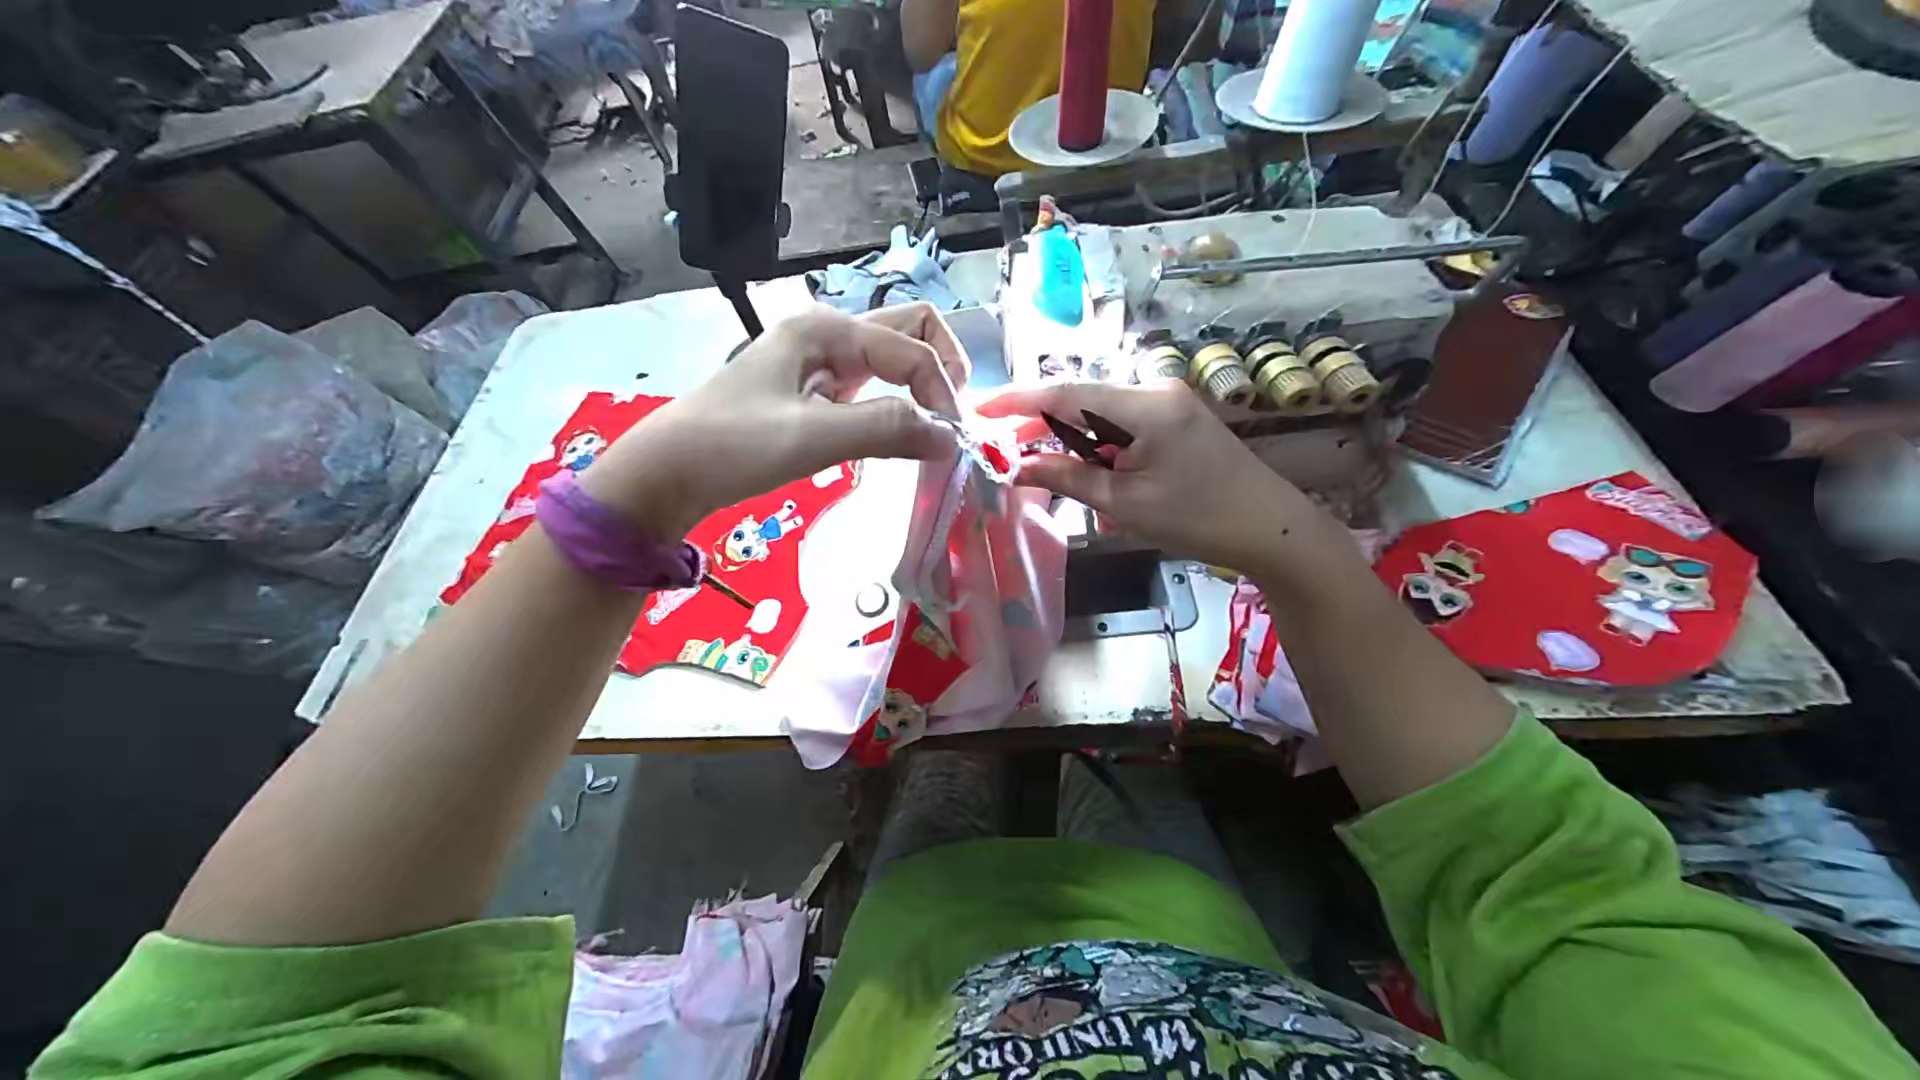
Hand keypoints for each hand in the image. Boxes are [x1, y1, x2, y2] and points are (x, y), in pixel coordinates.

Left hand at [581, 304, 968, 539]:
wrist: (668, 473)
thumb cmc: (732, 446)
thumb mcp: (813, 436)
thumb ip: (887, 430)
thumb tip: (951, 438)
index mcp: (828, 329)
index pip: (913, 349)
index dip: (941, 393)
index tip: (951, 445)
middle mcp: (829, 336)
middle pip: (911, 332)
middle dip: (942, 371)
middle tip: (952, 422)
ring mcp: (821, 364)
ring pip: (893, 361)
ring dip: (921, 389)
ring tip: (933, 434)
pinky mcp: (815, 394)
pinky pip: (872, 390)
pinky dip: (896, 409)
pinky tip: (896, 439)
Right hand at [976, 380, 1353, 583]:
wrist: (1270, 528)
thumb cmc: (1197, 518)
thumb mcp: (1125, 502)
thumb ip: (1067, 477)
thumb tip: (1018, 467)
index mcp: (1145, 406)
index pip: (1067, 395)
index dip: (1019, 401)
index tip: (981, 409)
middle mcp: (1156, 392)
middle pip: (1082, 403)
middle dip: (1043, 427)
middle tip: (1006, 452)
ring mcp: (1169, 404)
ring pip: (1101, 417)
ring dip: (1071, 442)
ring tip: (1042, 469)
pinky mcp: (1177, 420)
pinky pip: (1123, 426)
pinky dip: (1098, 448)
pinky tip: (1089, 473)